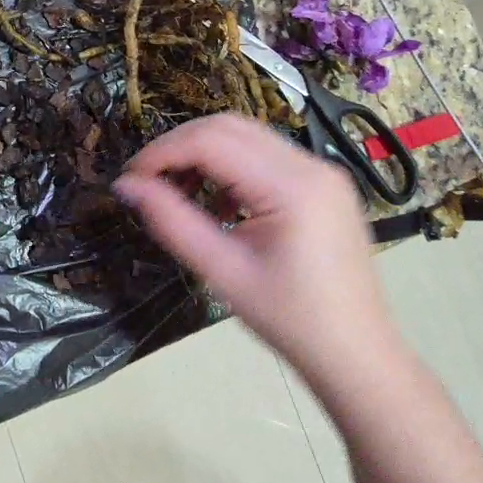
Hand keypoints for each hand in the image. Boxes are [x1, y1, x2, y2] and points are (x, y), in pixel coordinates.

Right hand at [115, 114, 395, 378]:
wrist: (357, 355)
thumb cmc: (289, 319)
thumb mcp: (221, 271)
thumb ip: (170, 221)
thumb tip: (126, 185)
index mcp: (292, 187)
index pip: (210, 142)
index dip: (162, 152)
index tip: (131, 179)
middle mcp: (311, 165)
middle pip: (227, 127)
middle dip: (179, 146)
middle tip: (147, 181)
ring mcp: (322, 171)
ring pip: (244, 135)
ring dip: (202, 152)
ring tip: (177, 191)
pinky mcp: (322, 183)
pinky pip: (263, 154)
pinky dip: (228, 164)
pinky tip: (217, 203)